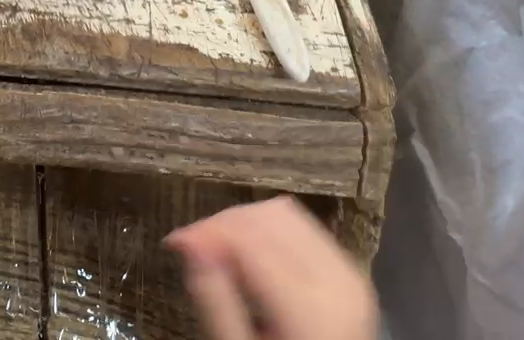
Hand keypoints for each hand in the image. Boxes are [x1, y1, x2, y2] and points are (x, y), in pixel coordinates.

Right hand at [166, 197, 376, 339]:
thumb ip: (216, 302)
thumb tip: (188, 243)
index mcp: (313, 311)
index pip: (249, 241)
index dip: (206, 232)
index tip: (174, 242)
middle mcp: (338, 280)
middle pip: (265, 217)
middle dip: (221, 224)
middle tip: (193, 247)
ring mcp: (348, 270)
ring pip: (281, 212)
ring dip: (242, 222)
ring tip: (219, 249)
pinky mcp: (347, 267)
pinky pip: (299, 224)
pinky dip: (265, 227)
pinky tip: (249, 252)